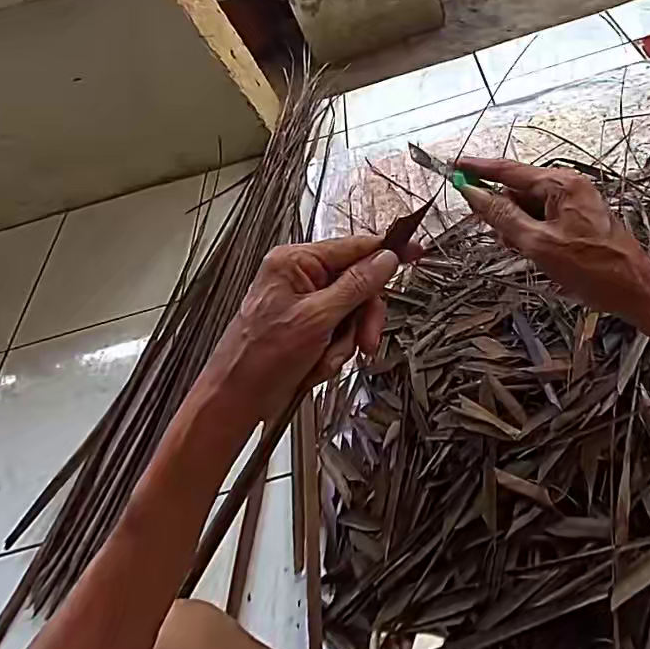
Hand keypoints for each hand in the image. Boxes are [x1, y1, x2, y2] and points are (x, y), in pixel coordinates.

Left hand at [205, 236, 403, 421]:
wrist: (234, 401)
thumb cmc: (260, 357)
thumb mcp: (317, 319)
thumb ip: (356, 286)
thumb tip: (386, 259)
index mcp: (295, 261)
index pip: (353, 247)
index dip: (386, 251)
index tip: (416, 252)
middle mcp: (300, 276)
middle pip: (357, 283)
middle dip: (362, 317)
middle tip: (366, 340)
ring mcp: (304, 302)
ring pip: (351, 312)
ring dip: (346, 340)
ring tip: (326, 359)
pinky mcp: (306, 326)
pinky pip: (339, 332)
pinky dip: (333, 352)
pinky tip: (315, 365)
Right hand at [454, 157, 649, 321]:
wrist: (634, 290)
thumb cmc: (592, 268)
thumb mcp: (538, 244)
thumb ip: (502, 216)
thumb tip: (472, 194)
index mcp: (561, 184)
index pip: (508, 170)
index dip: (478, 169)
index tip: (452, 166)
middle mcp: (567, 186)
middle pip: (518, 190)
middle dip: (503, 213)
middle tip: (502, 239)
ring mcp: (573, 202)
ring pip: (528, 208)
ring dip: (517, 228)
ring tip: (526, 252)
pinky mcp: (576, 218)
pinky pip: (542, 218)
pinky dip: (531, 234)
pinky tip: (537, 254)